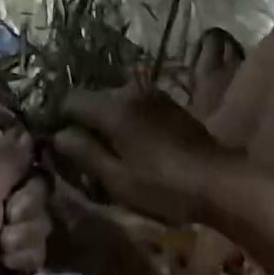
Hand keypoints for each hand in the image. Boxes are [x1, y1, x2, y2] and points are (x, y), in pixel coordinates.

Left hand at [0, 131, 51, 274]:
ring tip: (2, 247)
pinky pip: (41, 249)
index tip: (28, 168)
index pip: (24, 153)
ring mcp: (13, 228)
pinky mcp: (20, 258)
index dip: (31, 161)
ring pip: (43, 219)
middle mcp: (3, 195)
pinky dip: (24, 257)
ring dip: (24, 235)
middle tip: (8, 214)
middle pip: (41, 186)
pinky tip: (8, 265)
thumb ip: (8, 157)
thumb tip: (29, 130)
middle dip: (28, 203)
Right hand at [53, 86, 236, 225]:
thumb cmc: (162, 185)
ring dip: (106, 119)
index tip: (58, 140)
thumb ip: (85, 154)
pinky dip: (126, 118)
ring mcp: (149, 91)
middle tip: (84, 152)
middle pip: (93, 98)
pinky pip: (133, 102)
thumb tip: (58, 136)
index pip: (70, 99)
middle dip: (84, 121)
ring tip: (110, 149)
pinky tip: (134, 142)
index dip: (59, 118)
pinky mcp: (165, 99)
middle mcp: (128, 89)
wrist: (215, 178)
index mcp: (112, 107)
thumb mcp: (117, 180)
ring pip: (114, 100)